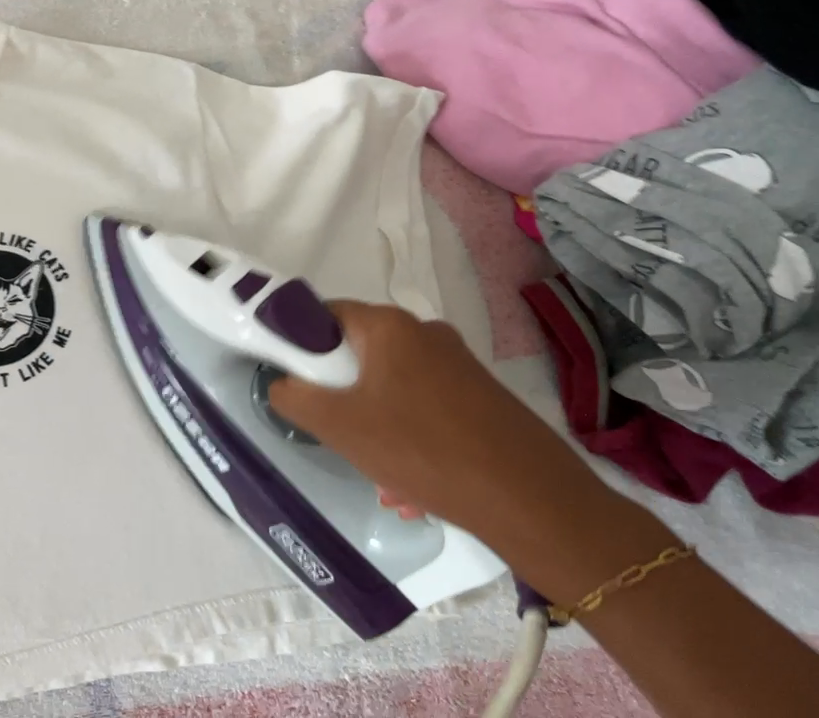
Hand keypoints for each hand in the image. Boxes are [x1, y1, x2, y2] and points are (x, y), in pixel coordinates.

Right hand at [267, 300, 614, 551]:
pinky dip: (406, 437)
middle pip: (354, 354)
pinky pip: (422, 408)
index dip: (297, 345)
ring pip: (387, 387)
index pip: (320, 315)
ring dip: (371, 426)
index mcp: (388, 326)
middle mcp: (424, 333)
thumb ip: (292, 395)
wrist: (535, 504)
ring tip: (379, 477)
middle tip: (333, 433)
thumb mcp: (336, 425)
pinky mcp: (481, 397)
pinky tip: (411, 486)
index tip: (294, 385)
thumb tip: (283, 384)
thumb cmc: (422, 450)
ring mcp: (458, 365)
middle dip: (337, 396)